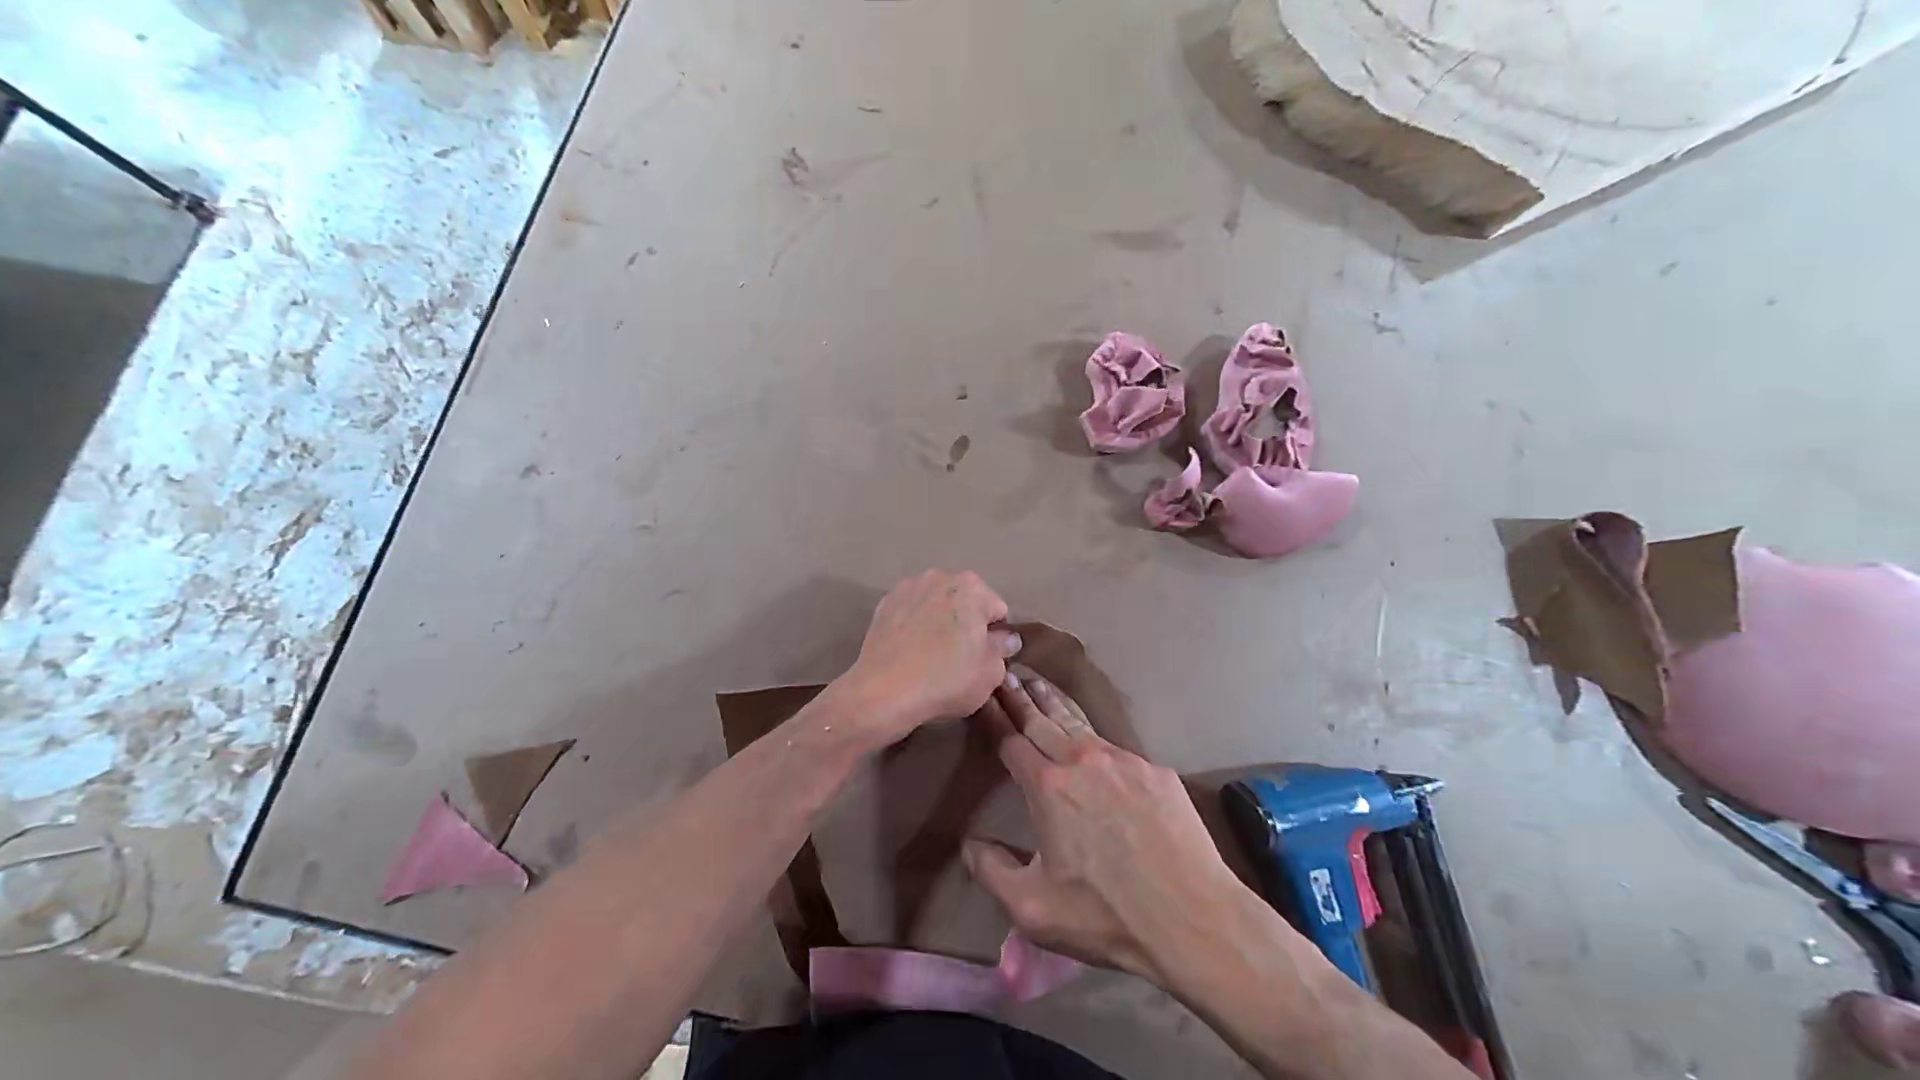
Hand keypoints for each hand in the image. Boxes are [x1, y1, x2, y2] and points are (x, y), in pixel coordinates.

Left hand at [836, 571, 1021, 741]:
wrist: (884, 692)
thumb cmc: (947, 679)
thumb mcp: (990, 672)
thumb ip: (1003, 648)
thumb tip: (1006, 638)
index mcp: (972, 586)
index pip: (997, 611)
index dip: (996, 636)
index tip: (986, 658)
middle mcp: (939, 576)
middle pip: (965, 602)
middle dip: (967, 623)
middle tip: (961, 658)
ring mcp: (907, 588)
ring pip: (936, 605)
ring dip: (940, 621)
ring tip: (933, 655)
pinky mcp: (883, 604)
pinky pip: (911, 613)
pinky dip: (915, 626)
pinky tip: (911, 652)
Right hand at [963, 669, 1245, 984]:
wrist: (1193, 920)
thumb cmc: (1105, 916)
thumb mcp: (1032, 908)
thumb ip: (991, 871)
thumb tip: (970, 843)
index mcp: (1048, 788)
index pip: (1011, 740)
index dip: (993, 716)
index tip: (982, 692)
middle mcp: (1082, 762)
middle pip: (1041, 720)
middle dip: (1019, 696)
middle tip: (1005, 673)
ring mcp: (1123, 761)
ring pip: (1078, 722)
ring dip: (1053, 701)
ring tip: (1038, 683)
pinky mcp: (1155, 771)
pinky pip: (1113, 745)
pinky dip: (1090, 731)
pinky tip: (1088, 733)